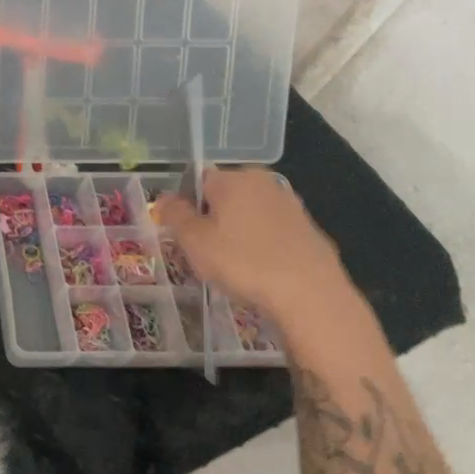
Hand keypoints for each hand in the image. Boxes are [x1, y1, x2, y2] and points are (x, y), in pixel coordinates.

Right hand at [155, 168, 356, 331]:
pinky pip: (273, 234)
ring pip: (250, 216)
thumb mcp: (194, 241)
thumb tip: (164, 198)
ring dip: (238, 234)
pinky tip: (261, 273)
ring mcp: (291, 206)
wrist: (311, 294)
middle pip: (225, 197)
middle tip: (205, 253)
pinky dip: (263, 247)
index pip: (197, 181)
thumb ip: (175, 215)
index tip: (185, 236)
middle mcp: (263, 183)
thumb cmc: (243, 262)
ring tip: (233, 268)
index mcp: (233, 179)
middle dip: (213, 220)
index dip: (186, 207)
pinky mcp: (310, 231)